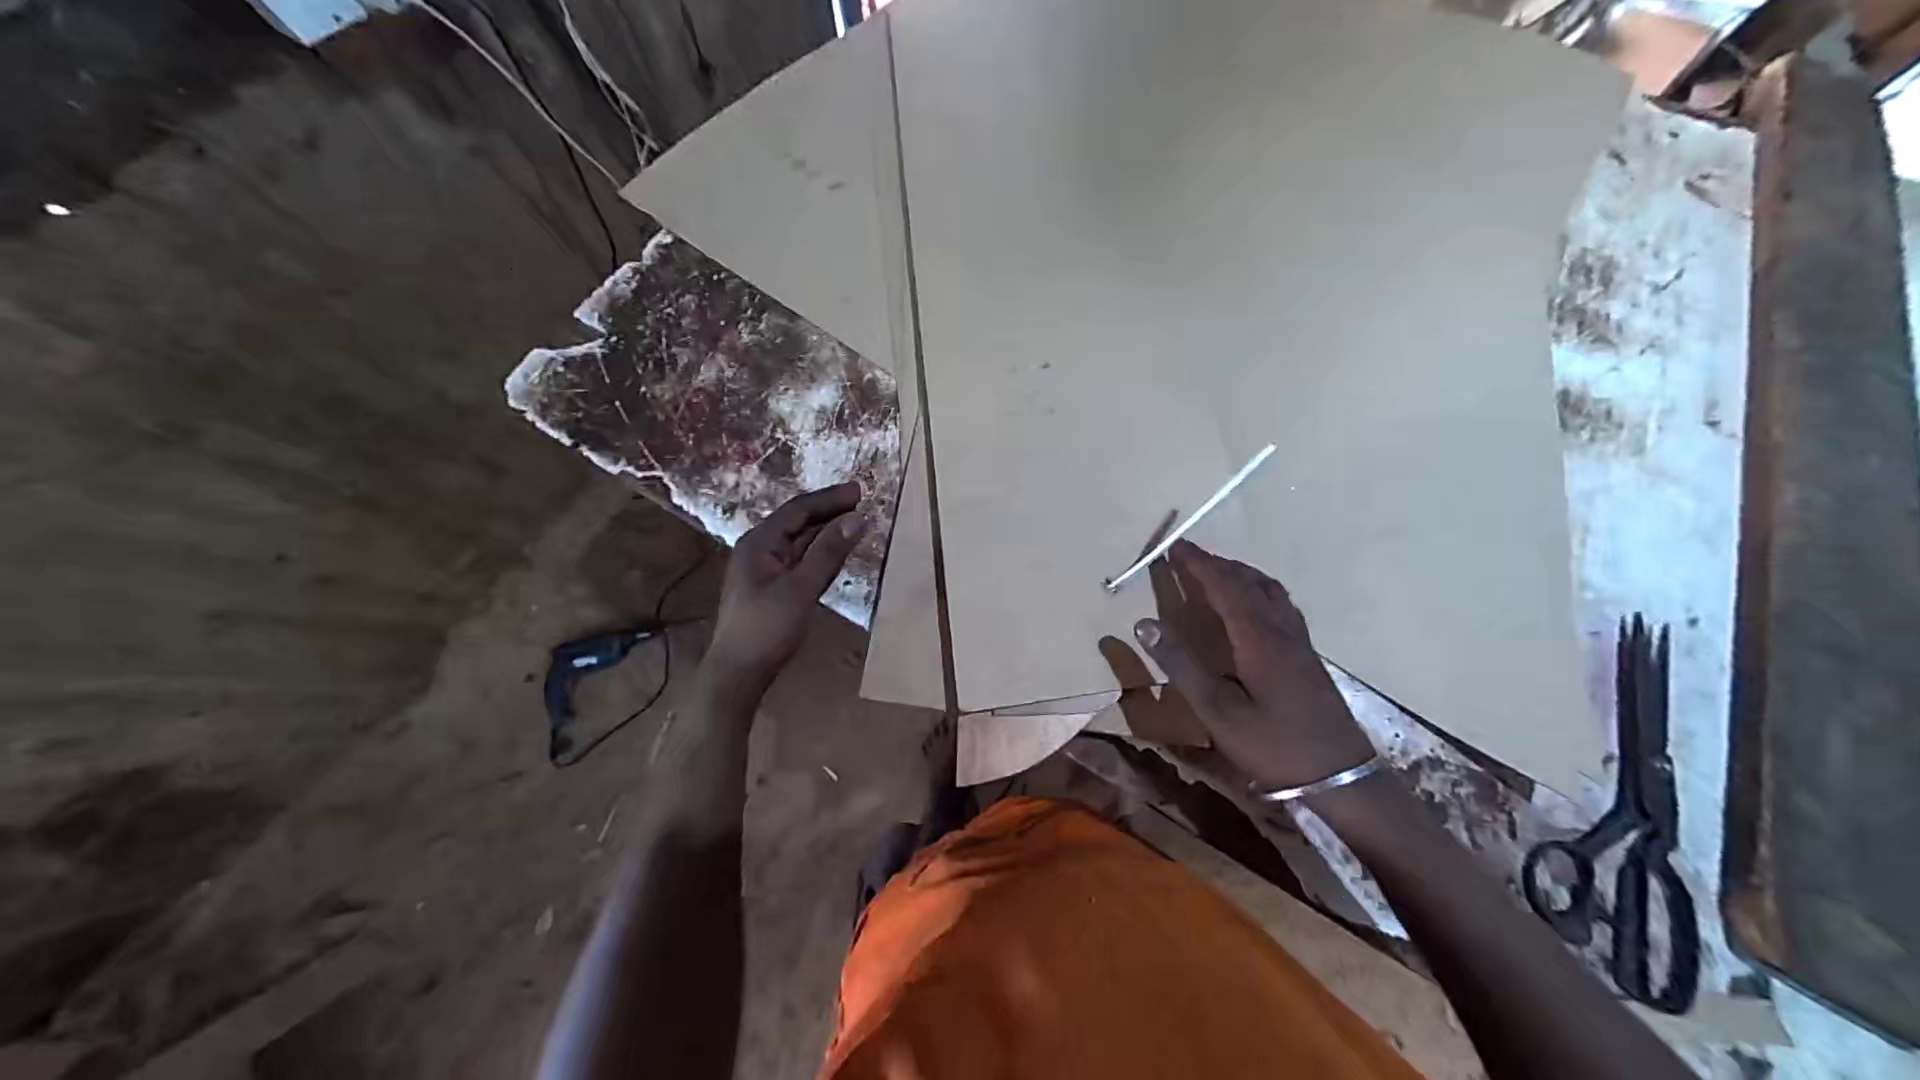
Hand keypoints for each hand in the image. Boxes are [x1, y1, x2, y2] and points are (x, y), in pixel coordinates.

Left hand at [705, 483, 867, 688]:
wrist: (739, 673)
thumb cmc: (766, 628)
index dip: (829, 498)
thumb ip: (828, 552)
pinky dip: (822, 552)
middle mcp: (761, 549)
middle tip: (863, 501)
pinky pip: (801, 560)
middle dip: (830, 511)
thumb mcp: (800, 589)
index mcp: (760, 542)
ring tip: (858, 520)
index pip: (798, 510)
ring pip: (801, 541)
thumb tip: (857, 518)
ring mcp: (766, 569)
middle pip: (799, 522)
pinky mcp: (774, 587)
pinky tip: (840, 551)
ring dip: (828, 531)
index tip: (860, 490)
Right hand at [1132, 540, 1374, 791]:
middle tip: (1189, 556)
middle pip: (1251, 582)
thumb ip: (1181, 664)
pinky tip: (1253, 606)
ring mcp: (1301, 643)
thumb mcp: (1216, 710)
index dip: (1200, 565)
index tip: (1175, 547)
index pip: (1226, 587)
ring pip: (1271, 591)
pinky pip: (1281, 605)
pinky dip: (1259, 591)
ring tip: (1217, 572)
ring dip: (1241, 574)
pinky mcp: (1308, 657)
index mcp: (1259, 638)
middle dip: (1218, 564)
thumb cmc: (1272, 745)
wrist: (1339, 778)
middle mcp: (1282, 630)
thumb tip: (1145, 624)